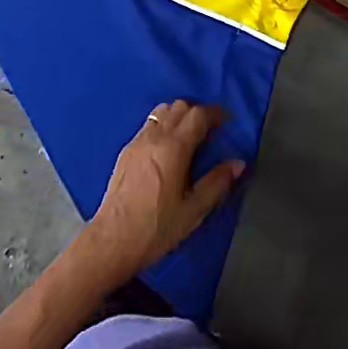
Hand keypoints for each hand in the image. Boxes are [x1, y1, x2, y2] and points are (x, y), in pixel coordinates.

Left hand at [75, 100, 243, 284]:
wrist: (110, 243)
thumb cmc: (155, 228)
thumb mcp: (193, 210)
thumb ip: (217, 183)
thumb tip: (237, 163)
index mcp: (174, 148)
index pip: (198, 114)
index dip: (215, 112)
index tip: (226, 120)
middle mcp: (155, 137)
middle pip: (179, 106)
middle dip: (198, 111)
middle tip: (209, 129)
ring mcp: (137, 142)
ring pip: (162, 111)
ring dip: (178, 115)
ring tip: (188, 135)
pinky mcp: (125, 152)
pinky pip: (148, 125)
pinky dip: (163, 125)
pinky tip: (166, 148)